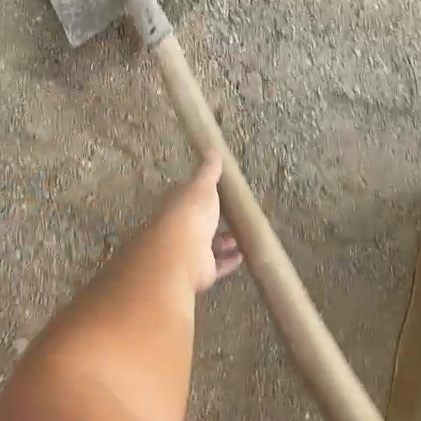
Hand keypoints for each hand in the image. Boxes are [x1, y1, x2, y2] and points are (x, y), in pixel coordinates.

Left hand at [151, 151, 242, 292]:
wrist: (183, 251)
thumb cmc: (192, 212)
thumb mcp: (203, 185)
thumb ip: (209, 170)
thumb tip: (213, 149)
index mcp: (179, 205)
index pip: (191, 199)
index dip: (204, 197)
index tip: (221, 195)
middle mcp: (181, 228)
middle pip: (201, 225)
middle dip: (217, 223)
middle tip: (236, 220)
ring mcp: (189, 251)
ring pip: (209, 247)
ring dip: (225, 244)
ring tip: (242, 239)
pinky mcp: (200, 271)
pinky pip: (216, 266)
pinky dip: (228, 262)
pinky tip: (242, 257)